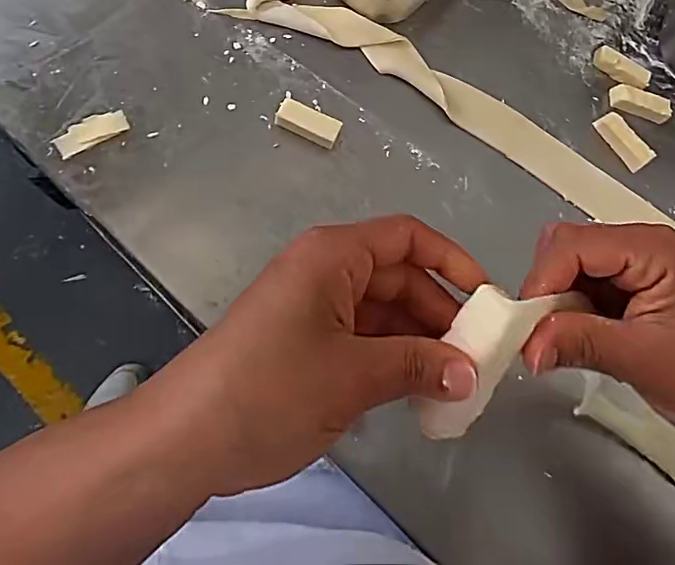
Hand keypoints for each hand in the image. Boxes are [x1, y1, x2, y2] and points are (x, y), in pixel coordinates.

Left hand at [139, 215, 486, 495]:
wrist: (186, 436)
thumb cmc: (270, 386)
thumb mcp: (352, 375)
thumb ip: (416, 367)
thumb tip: (469, 374)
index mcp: (334, 254)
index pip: (407, 237)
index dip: (452, 261)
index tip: (488, 298)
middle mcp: (325, 268)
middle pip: (398, 276)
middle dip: (439, 313)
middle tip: (479, 356)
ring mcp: (314, 304)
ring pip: (383, 310)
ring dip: (417, 341)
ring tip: (455, 381)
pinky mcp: (305, 338)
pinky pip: (362, 336)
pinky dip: (391, 357)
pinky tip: (416, 389)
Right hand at [518, 222, 674, 459]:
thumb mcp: (642, 359)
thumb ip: (578, 341)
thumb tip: (529, 343)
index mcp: (650, 247)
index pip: (574, 244)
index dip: (544, 278)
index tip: (525, 321)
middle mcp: (640, 249)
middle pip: (568, 249)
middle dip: (548, 288)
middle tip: (539, 331)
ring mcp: (636, 271)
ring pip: (570, 270)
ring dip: (558, 304)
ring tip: (560, 341)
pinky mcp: (630, 295)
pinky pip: (583, 290)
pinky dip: (570, 314)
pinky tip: (576, 340)